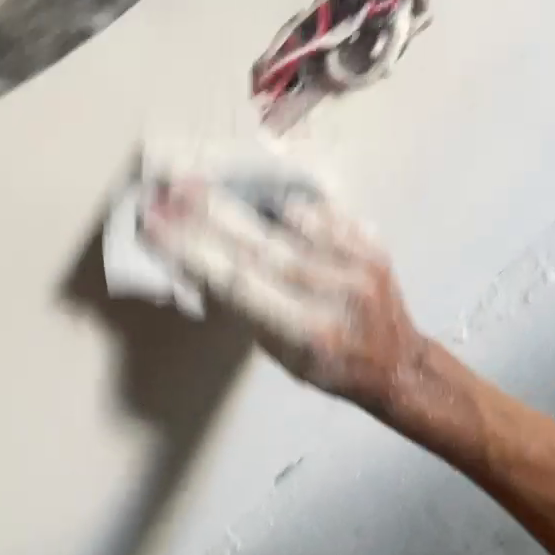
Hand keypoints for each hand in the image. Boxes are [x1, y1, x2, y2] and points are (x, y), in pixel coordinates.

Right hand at [141, 179, 430, 406]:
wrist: (398, 363)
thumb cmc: (332, 366)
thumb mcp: (282, 356)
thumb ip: (248, 311)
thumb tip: (203, 262)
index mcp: (308, 330)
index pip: (239, 283)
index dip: (193, 252)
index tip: (156, 226)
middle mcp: (336, 293)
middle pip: (263, 245)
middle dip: (212, 215)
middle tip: (175, 188)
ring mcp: (360, 266)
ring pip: (298, 220)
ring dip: (256, 205)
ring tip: (223, 194)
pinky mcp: (375, 247)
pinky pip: (328, 213)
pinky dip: (297, 207)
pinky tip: (274, 205)